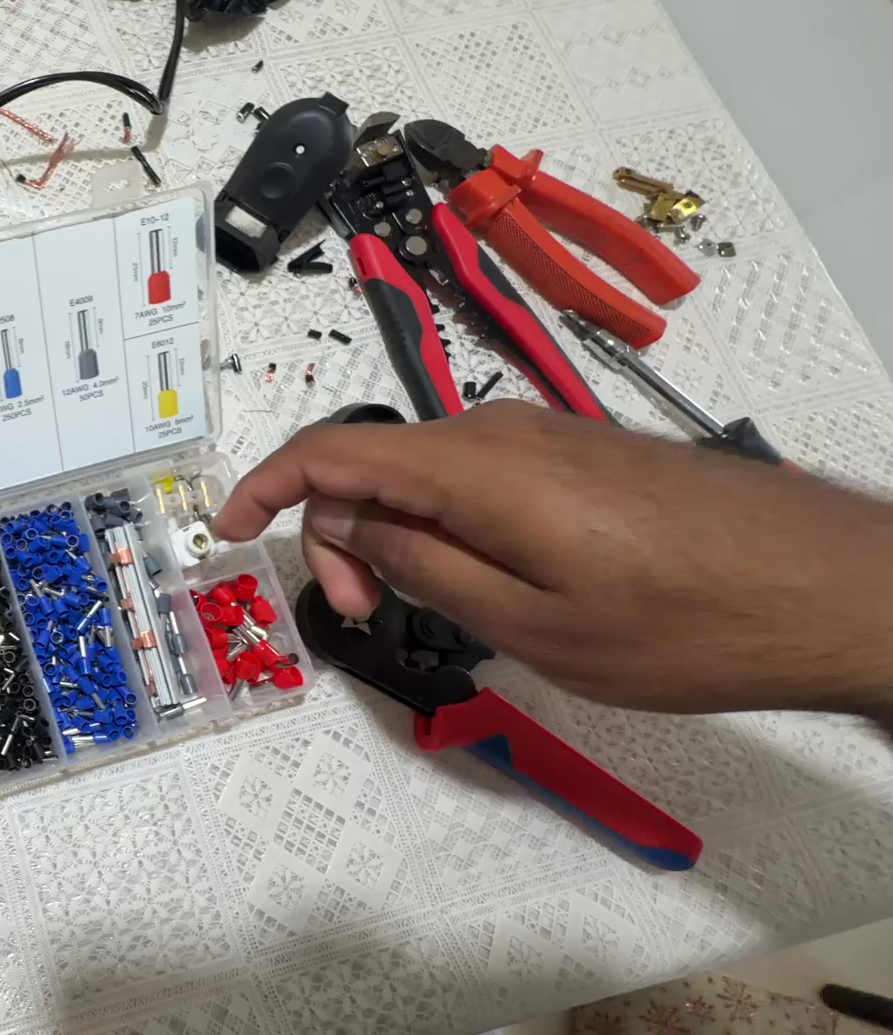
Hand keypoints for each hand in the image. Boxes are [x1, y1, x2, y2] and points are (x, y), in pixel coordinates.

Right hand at [212, 400, 892, 718]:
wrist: (856, 590)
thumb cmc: (688, 623)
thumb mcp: (526, 621)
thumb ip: (418, 565)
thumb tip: (347, 525)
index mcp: (470, 467)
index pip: (327, 453)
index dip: (261, 487)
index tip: (227, 530)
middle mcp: (489, 433)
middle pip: (364, 467)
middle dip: (337, 537)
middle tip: (365, 614)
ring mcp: (529, 437)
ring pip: (409, 475)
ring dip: (386, 535)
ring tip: (420, 604)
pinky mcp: (560, 452)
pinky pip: (458, 477)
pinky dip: (431, 523)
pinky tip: (468, 574)